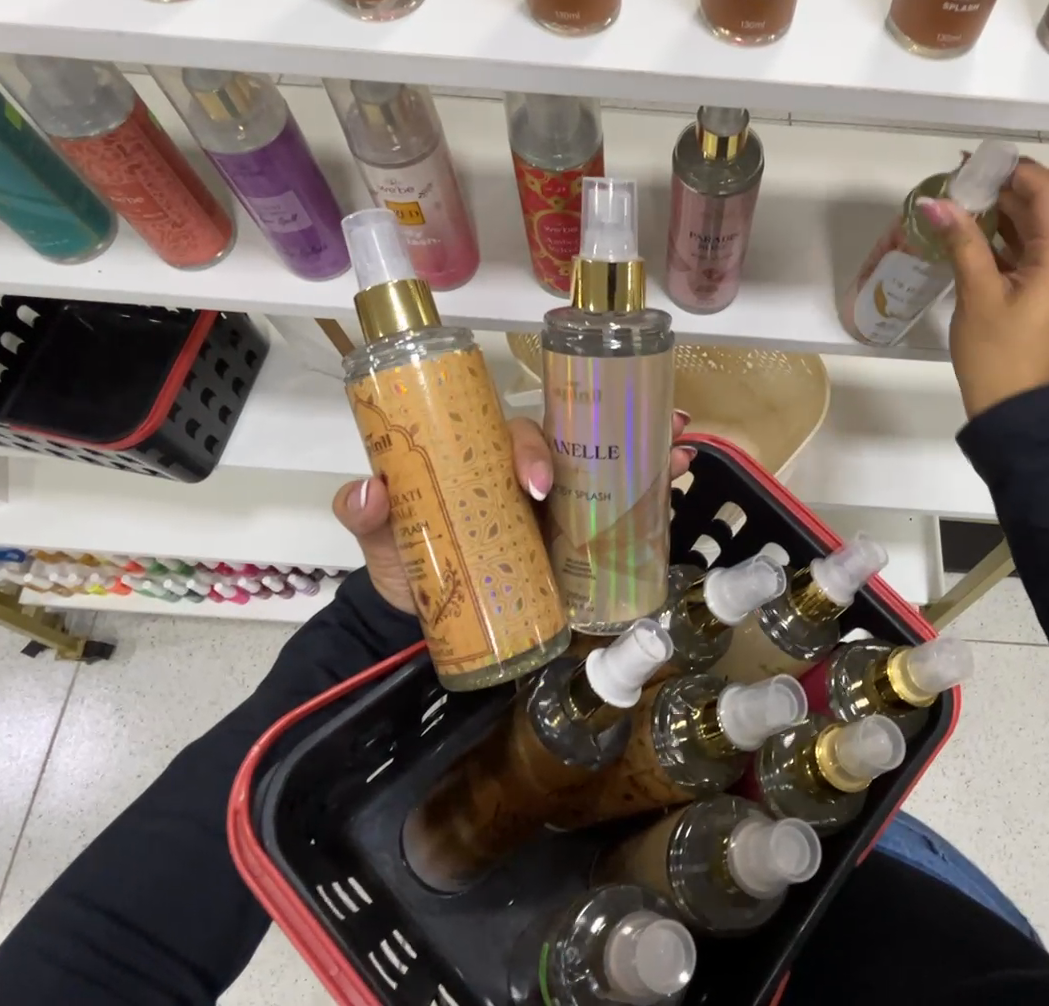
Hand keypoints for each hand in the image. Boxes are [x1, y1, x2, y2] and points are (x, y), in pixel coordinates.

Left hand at [335, 413, 698, 613]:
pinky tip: (674, 480)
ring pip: (602, 467)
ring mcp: (553, 505)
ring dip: (645, 452)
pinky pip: (611, 509)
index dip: (532, 449)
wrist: (426, 621)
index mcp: (481, 462)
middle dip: (617, 428)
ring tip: (679, 452)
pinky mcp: (572, 538)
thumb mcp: (384, 540)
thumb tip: (370, 491)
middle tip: (658, 428)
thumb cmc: (406, 565)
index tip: (539, 485)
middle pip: (572, 441)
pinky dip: (644, 495)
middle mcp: (522, 474)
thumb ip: (368, 516)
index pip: (512, 439)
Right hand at [921, 160, 1048, 418]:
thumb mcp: (976, 294)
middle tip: (961, 182)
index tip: (977, 162)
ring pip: (1041, 232)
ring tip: (963, 206)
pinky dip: (1012, 243)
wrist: (1014, 410)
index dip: (1014, 171)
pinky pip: (1040, 255)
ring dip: (1006, 217)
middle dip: (1005, 193)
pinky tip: (979, 236)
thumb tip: (934, 202)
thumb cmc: (996, 354)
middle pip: (1046, 210)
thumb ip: (962, 241)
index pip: (1047, 193)